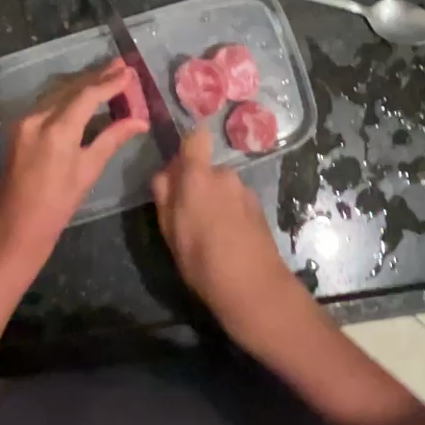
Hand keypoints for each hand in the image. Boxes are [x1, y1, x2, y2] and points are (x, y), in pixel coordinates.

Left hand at [0, 58, 148, 254]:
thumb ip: (112, 139)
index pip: (87, 96)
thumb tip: (140, 120)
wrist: (15, 226)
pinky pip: (46, 103)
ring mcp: (25, 121)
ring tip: (106, 73)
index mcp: (58, 130)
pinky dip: (66, 95)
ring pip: (57, 92)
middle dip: (97, 76)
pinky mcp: (19, 128)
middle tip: (120, 65)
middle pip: (71, 88)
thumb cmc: (58, 205)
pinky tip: (81, 93)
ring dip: (82, 83)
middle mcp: (38, 118)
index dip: (110, 83)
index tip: (129, 72)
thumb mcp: (88, 171)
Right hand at [151, 128, 302, 338]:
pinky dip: (230, 213)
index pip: (196, 137)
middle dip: (196, 185)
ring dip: (214, 201)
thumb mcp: (170, 231)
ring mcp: (245, 190)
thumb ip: (164, 195)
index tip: (179, 166)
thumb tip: (165, 173)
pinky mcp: (259, 207)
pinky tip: (228, 240)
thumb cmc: (202, 259)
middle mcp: (225, 175)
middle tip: (187, 216)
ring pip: (221, 187)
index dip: (188, 144)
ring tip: (209, 234)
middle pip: (206, 169)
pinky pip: (236, 201)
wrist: (254, 287)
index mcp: (199, 176)